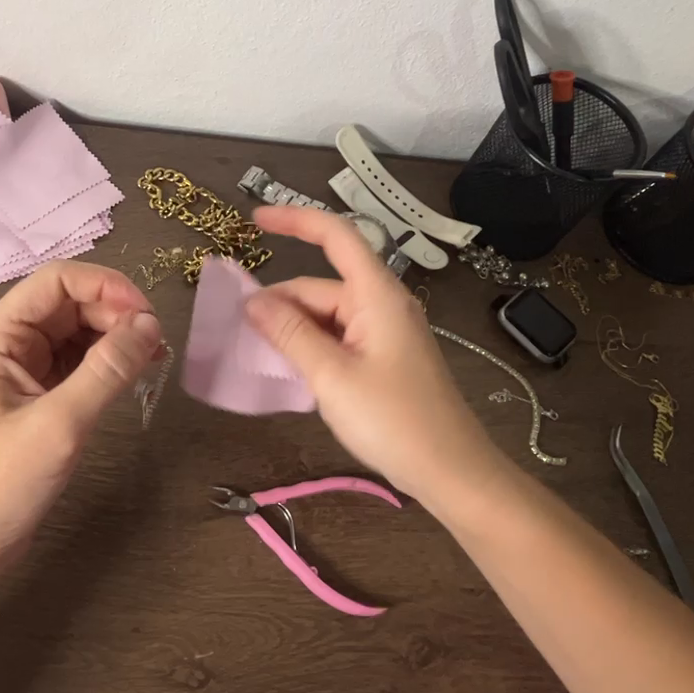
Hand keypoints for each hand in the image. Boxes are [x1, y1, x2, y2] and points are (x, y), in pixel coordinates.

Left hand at [0, 261, 162, 583]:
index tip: (147, 314)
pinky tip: (136, 372)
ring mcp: (22, 370)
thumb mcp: (59, 425)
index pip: (56, 281)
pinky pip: (77, 363)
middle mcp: (8, 343)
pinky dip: (108, 362)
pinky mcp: (37, 398)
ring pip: (77, 331)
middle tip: (156, 343)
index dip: (106, 285)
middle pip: (69, 302)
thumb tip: (152, 324)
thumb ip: (107, 370)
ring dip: (116, 336)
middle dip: (115, 312)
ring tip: (154, 357)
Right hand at [245, 205, 504, 501]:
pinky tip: (290, 371)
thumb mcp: (332, 376)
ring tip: (259, 356)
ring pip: (326, 314)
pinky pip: (339, 337)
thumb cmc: (394, 421)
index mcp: (377, 294)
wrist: (453, 473)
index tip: (255, 220)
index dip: (295, 220)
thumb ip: (290, 333)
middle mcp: (383, 304)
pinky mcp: (385, 357)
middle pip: (321, 285)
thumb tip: (252, 300)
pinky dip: (311, 346)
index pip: (336, 235)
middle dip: (281, 303)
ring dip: (293, 329)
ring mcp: (385, 331)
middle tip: (240, 333)